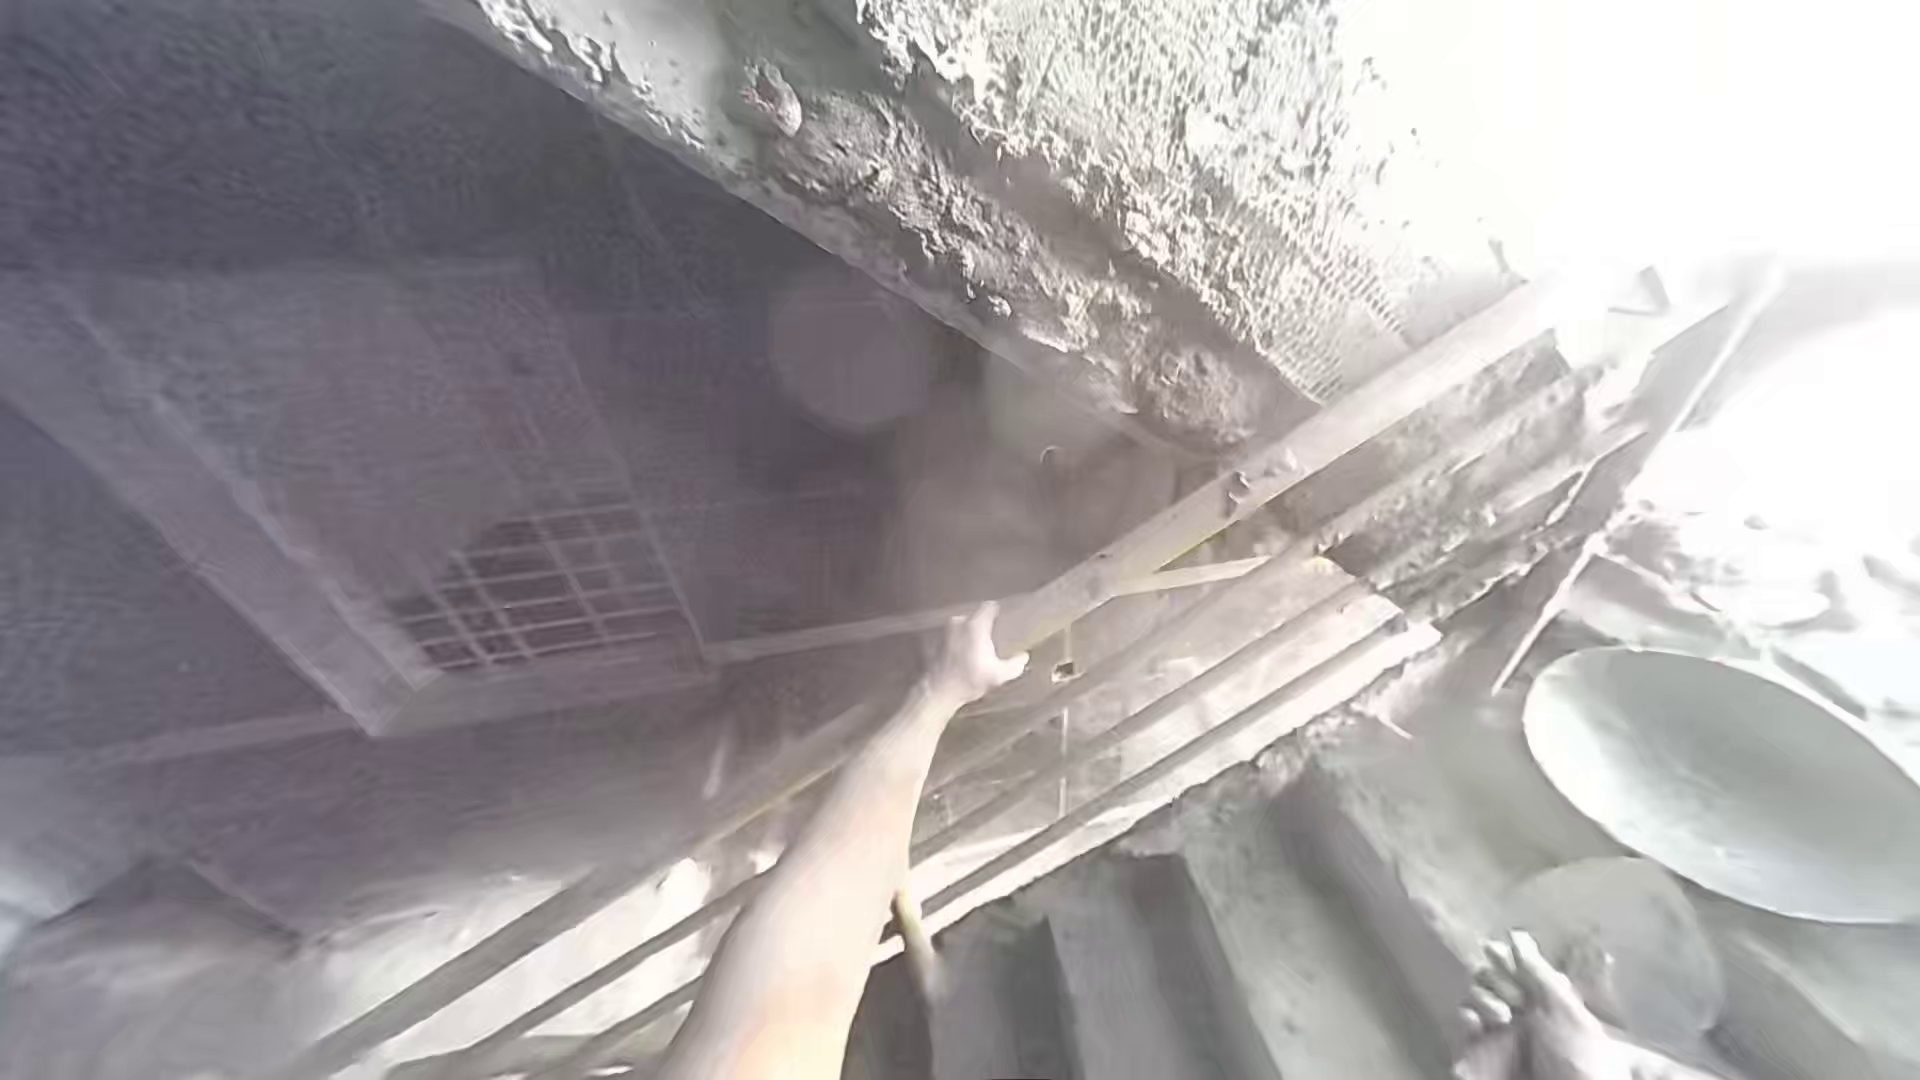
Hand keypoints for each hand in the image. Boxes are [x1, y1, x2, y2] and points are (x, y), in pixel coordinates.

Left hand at [925, 602, 1028, 703]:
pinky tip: (968, 653)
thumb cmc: (970, 679)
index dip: (999, 611)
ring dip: (974, 633)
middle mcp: (960, 622)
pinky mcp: (939, 639)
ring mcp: (947, 630)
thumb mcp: (999, 675)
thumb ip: (1015, 664)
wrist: (939, 691)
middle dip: (987, 625)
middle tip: (998, 636)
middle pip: (978, 616)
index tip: (1007, 620)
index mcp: (975, 625)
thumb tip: (1024, 656)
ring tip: (983, 646)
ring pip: (966, 625)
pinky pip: (957, 633)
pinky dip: (963, 639)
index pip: (990, 607)